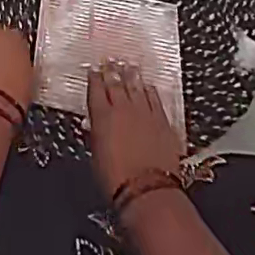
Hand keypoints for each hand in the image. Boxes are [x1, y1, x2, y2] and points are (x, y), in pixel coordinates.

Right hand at [86, 60, 183, 195]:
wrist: (147, 192)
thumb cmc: (117, 181)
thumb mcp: (97, 156)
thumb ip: (96, 134)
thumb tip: (94, 125)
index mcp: (103, 116)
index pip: (96, 89)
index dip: (94, 77)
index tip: (93, 70)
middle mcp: (123, 109)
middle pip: (115, 82)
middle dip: (111, 71)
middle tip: (109, 62)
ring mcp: (144, 112)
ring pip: (135, 85)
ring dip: (130, 74)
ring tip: (127, 66)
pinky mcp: (161, 120)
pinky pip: (154, 97)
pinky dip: (149, 89)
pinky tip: (148, 85)